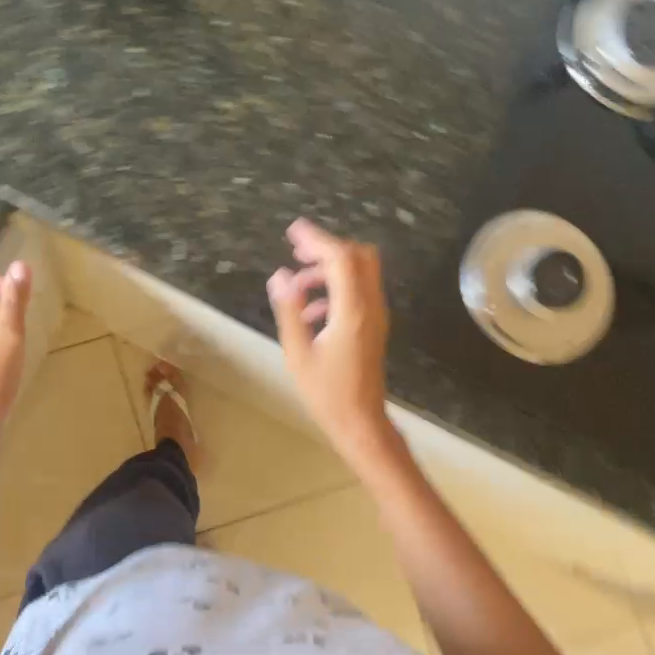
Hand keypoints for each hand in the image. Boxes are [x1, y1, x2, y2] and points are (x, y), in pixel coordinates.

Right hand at [266, 219, 392, 454]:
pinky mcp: (373, 325)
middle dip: (327, 247)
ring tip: (296, 283)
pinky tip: (310, 309)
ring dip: (329, 268)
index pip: (340, 258)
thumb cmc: (326, 392)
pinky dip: (335, 286)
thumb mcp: (298, 353)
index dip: (317, 239)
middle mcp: (370, 306)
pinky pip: (359, 290)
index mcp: (351, 311)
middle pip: (358, 256)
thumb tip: (278, 276)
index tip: (293, 231)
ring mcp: (375, 315)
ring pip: (361, 271)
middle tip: (297, 252)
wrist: (361, 422)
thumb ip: (289, 310)